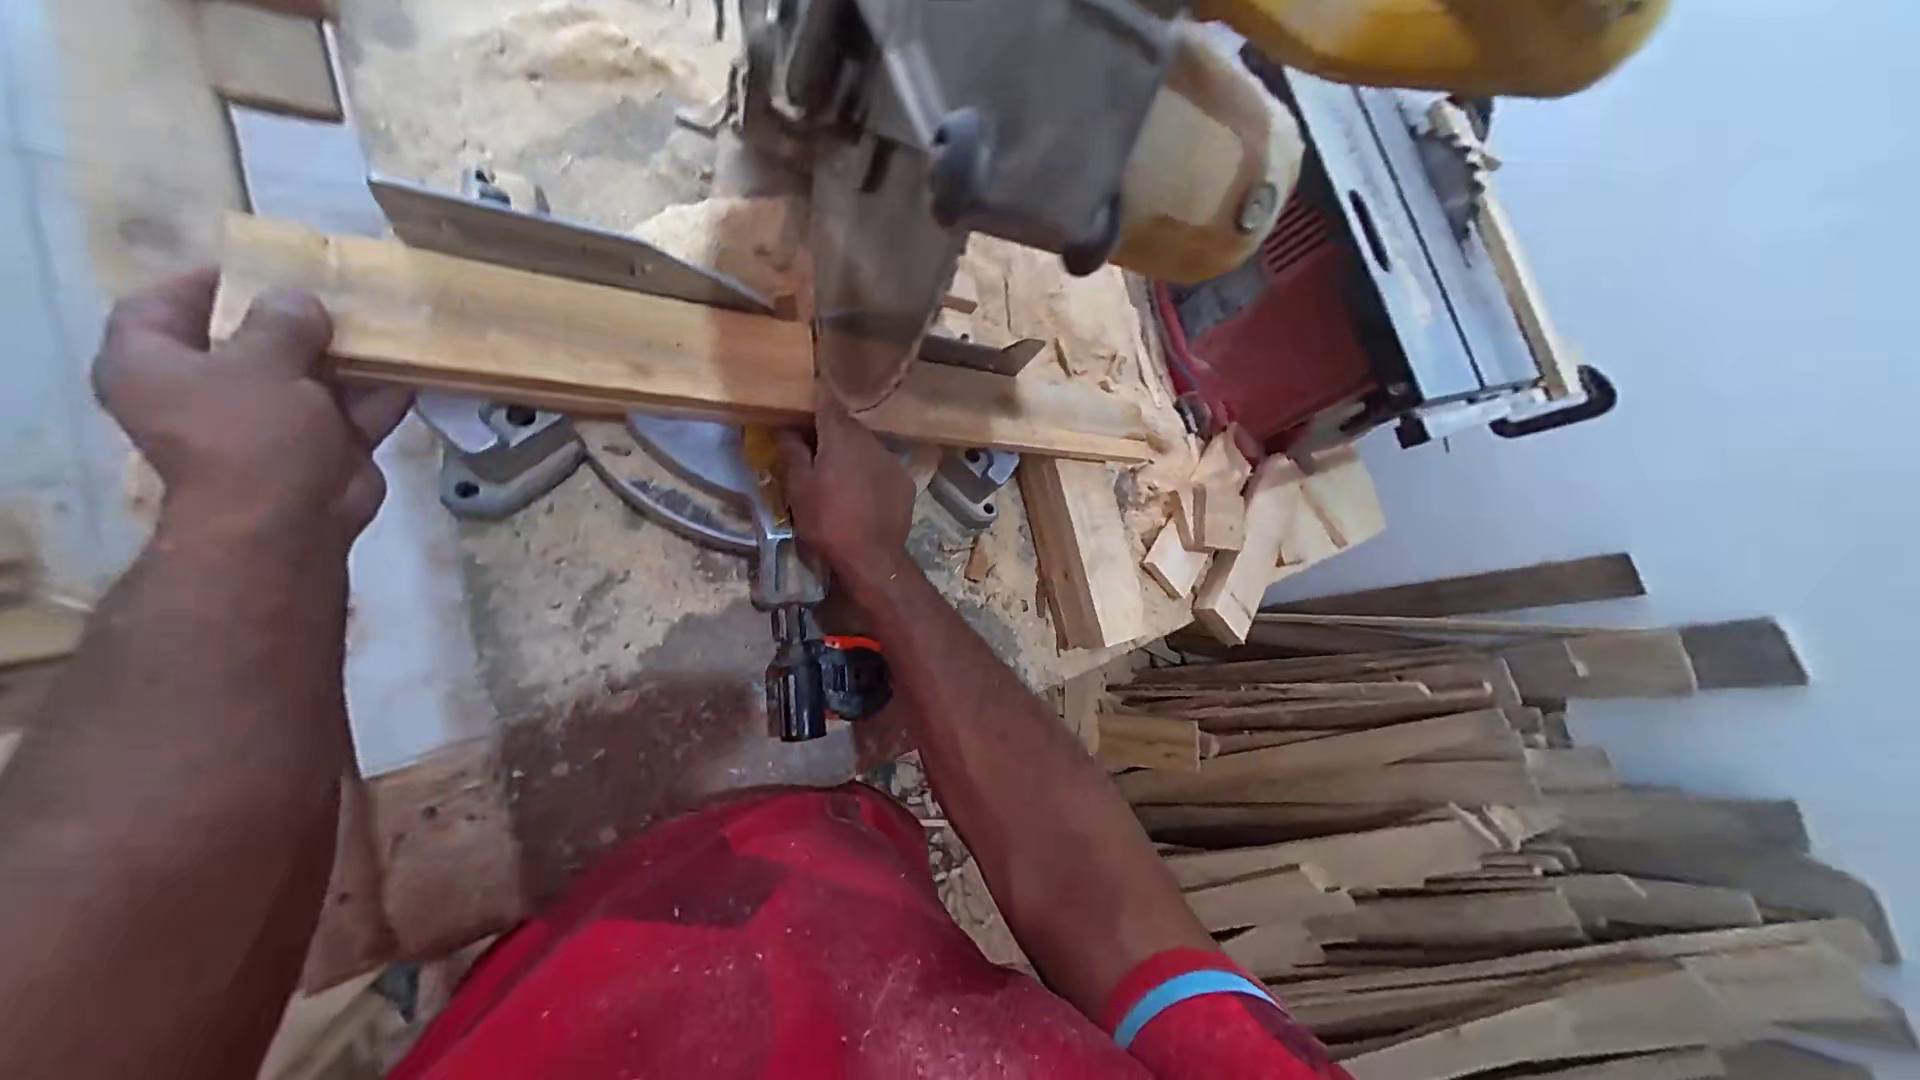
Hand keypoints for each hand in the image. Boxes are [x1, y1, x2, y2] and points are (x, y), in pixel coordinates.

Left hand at [93, 268, 412, 548]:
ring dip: (349, 358)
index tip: (256, 267)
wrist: (289, 519)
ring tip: (386, 326)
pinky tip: (412, 369)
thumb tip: (298, 298)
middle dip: (298, 322)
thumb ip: (281, 325)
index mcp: (156, 365)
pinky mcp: (324, 447)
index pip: (164, 307)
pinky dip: (381, 393)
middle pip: (251, 343)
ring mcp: (272, 423)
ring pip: (313, 378)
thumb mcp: (261, 364)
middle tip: (337, 295)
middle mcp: (209, 392)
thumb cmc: (251, 434)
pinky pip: (354, 411)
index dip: (204, 282)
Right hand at [776, 385, 915, 597]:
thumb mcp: (799, 489)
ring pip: (866, 446)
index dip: (818, 396)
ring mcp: (891, 460)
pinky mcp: (904, 481)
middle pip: (848, 426)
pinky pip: (881, 466)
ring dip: (851, 451)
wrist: (872, 556)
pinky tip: (860, 489)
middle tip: (814, 440)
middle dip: (831, 429)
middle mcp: (870, 441)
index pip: (828, 404)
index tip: (810, 390)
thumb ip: (792, 453)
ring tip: (837, 470)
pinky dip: (869, 470)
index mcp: (841, 438)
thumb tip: (785, 428)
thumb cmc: (828, 520)